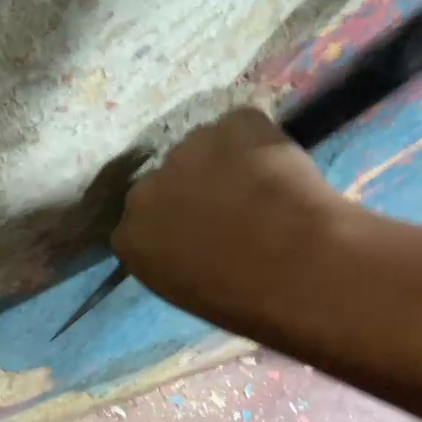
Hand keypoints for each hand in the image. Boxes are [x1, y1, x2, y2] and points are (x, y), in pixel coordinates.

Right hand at [110, 106, 354, 307]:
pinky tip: (278, 169)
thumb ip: (170, 254)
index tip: (196, 231)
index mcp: (128, 237)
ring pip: (204, 148)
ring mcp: (185, 150)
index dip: (172, 221)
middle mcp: (144, 190)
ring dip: (224, 161)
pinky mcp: (230, 124)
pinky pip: (243, 126)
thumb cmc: (239, 296)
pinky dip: (260, 141)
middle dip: (190, 188)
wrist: (293, 264)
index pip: (141, 221)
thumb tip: (188, 241)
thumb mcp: (184, 287)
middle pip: (166, 180)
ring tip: (259, 186)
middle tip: (230, 207)